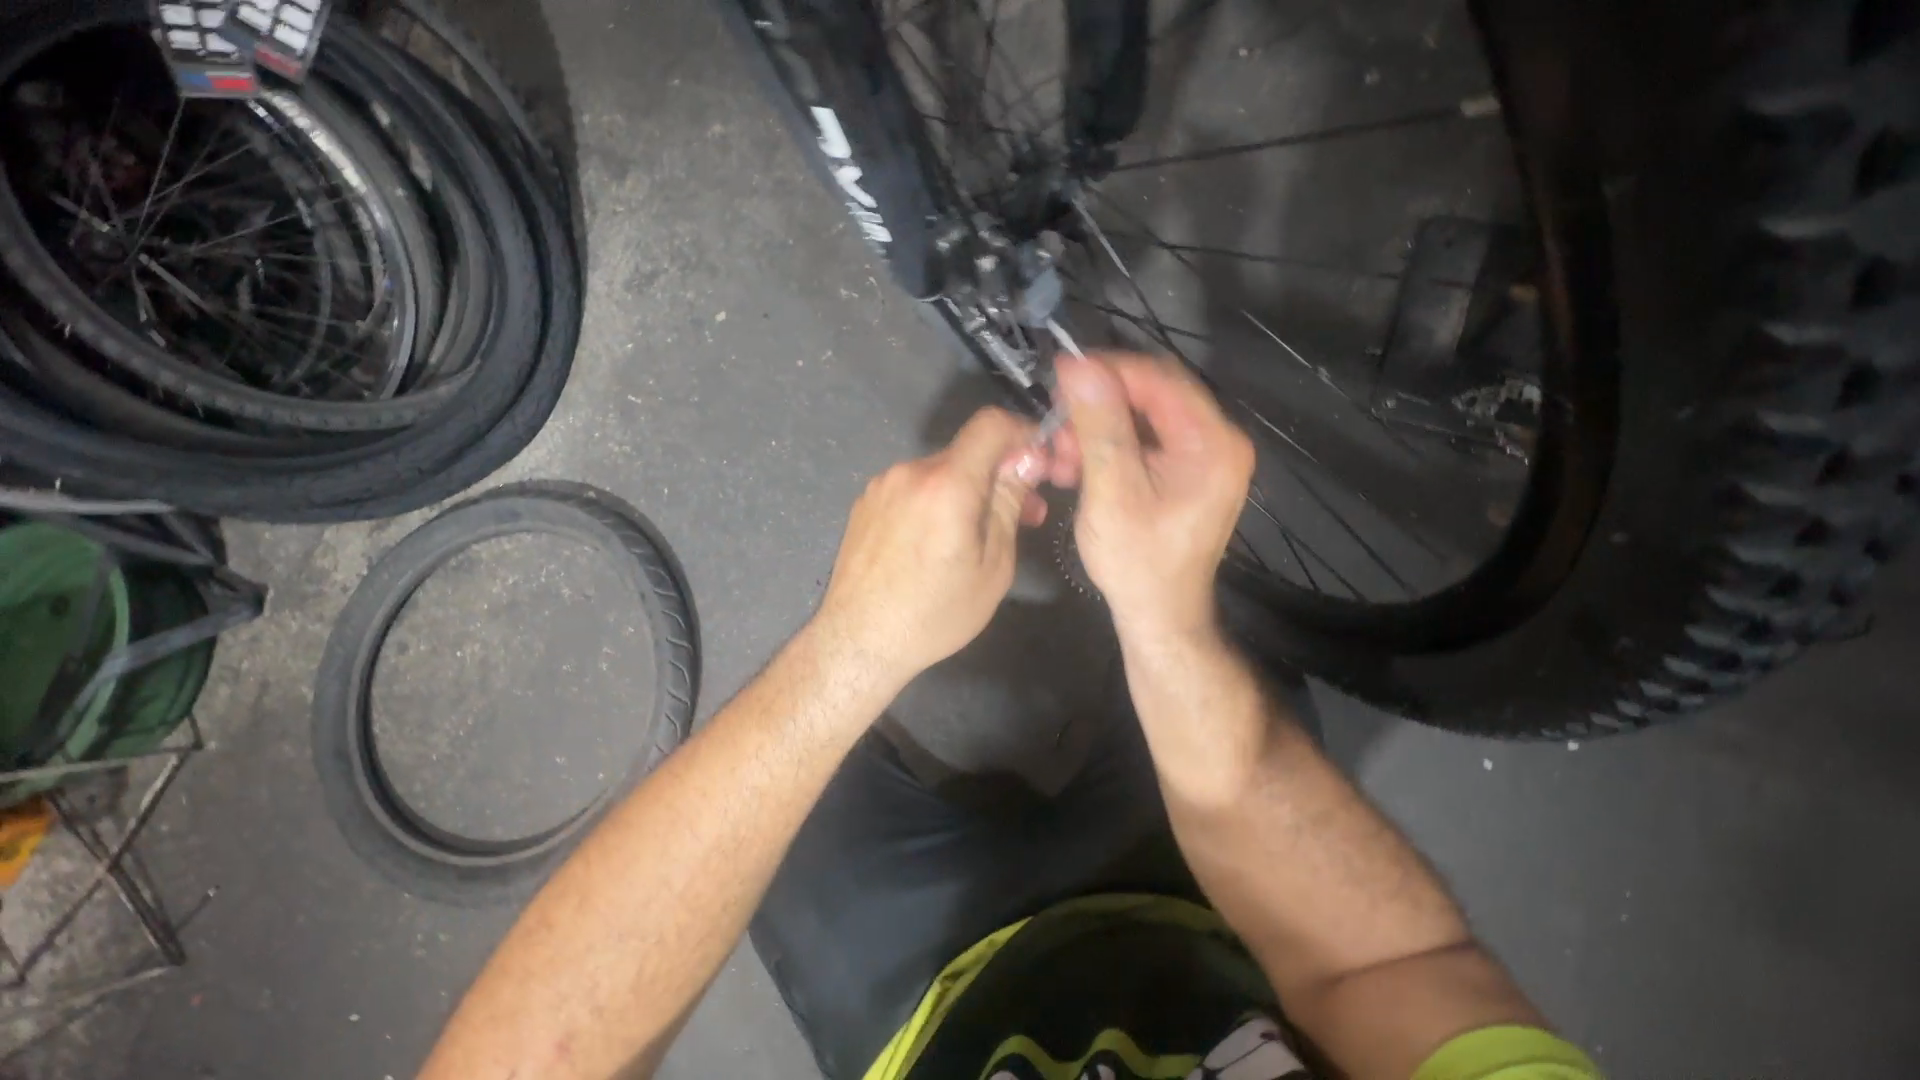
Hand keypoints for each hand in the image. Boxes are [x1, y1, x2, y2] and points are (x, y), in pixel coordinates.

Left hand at [812, 406, 1049, 684]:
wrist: (858, 641)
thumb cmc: (935, 613)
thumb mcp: (993, 566)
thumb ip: (1009, 503)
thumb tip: (1028, 459)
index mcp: (946, 485)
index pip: (991, 424)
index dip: (1023, 434)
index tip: (1039, 462)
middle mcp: (910, 473)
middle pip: (968, 451)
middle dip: (1001, 474)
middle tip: (1025, 514)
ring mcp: (883, 485)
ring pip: (941, 472)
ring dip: (969, 490)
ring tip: (982, 534)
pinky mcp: (867, 502)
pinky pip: (915, 488)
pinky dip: (938, 501)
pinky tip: (940, 541)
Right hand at [1050, 351, 1254, 640]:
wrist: (1159, 614)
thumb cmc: (1137, 562)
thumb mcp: (1112, 492)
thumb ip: (1099, 425)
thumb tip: (1078, 364)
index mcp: (1212, 442)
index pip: (1159, 378)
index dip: (1107, 370)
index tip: (1059, 375)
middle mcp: (1218, 439)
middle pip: (1151, 394)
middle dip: (1097, 405)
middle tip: (1055, 426)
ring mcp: (1204, 455)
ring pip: (1142, 415)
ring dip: (1096, 427)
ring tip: (1060, 455)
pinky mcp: (1187, 470)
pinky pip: (1144, 439)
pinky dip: (1108, 445)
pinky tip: (1076, 465)